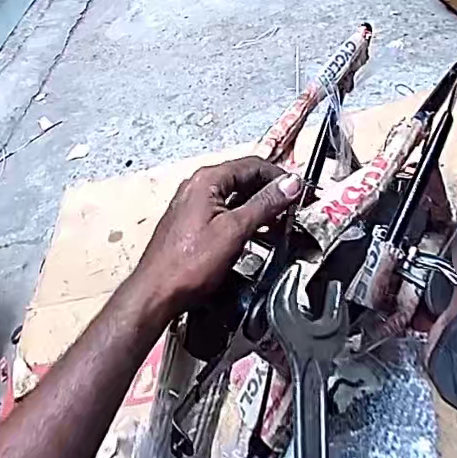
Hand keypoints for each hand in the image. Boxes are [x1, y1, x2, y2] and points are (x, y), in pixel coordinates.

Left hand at [123, 156, 300, 319]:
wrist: (156, 293)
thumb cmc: (187, 265)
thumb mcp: (234, 231)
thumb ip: (264, 204)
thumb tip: (289, 184)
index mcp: (207, 180)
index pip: (253, 165)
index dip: (280, 177)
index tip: (300, 191)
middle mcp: (198, 186)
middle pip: (244, 179)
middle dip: (271, 192)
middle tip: (294, 208)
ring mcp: (194, 204)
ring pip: (236, 196)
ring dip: (260, 208)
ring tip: (281, 224)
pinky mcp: (194, 223)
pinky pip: (225, 212)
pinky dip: (244, 219)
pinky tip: (258, 235)